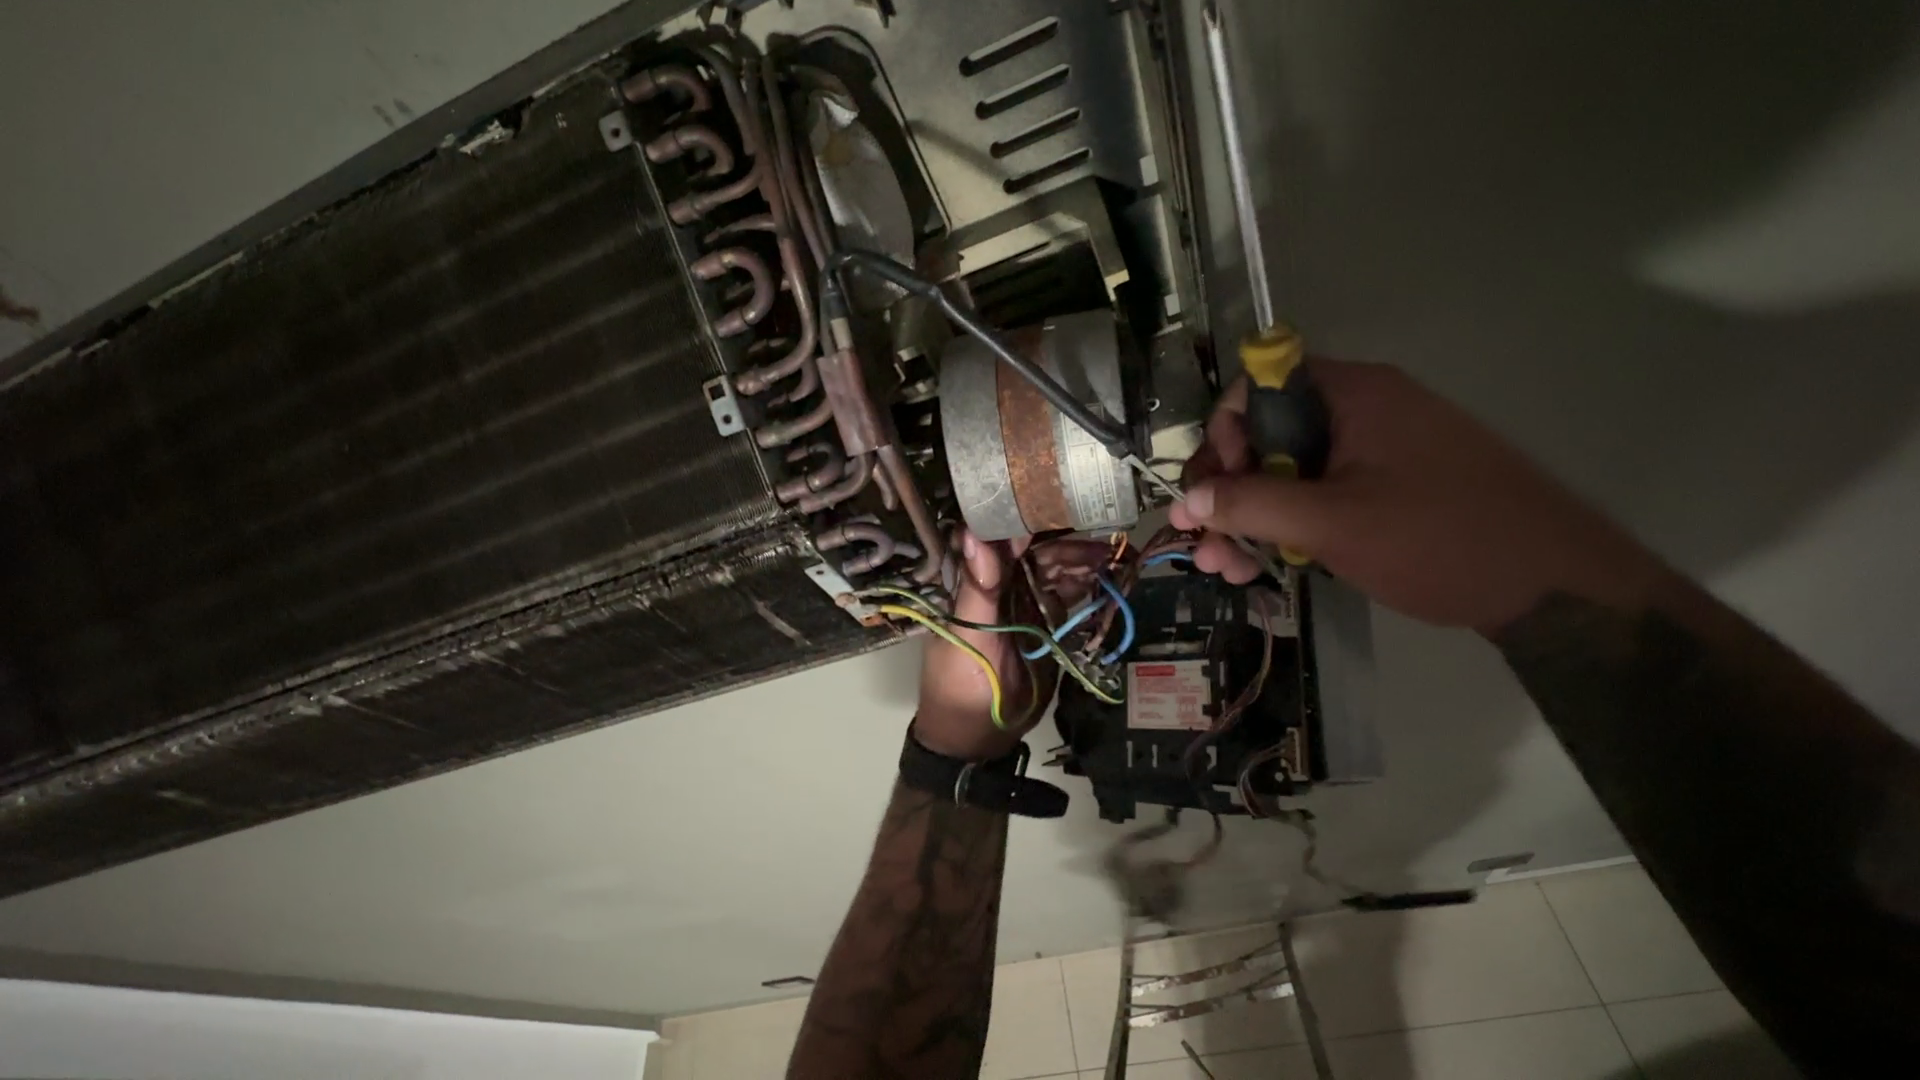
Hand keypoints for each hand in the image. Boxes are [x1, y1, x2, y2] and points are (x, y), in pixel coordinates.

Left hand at [912, 531, 1105, 761]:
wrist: (977, 739)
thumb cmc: (960, 683)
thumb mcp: (968, 635)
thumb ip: (977, 588)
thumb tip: (974, 532)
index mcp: (977, 583)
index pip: (1002, 541)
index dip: (1029, 521)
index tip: (1061, 505)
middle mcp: (1003, 588)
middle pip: (1038, 555)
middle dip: (1069, 545)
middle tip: (1105, 542)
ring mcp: (1027, 607)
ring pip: (1058, 575)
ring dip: (1084, 566)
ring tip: (1115, 559)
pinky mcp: (1048, 629)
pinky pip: (1070, 601)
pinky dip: (1089, 590)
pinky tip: (1111, 581)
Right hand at [1169, 361, 1667, 634]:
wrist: (1554, 587)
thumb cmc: (1438, 539)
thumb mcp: (1331, 522)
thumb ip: (1252, 503)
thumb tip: (1187, 499)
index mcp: (1354, 394)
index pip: (1260, 387)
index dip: (1224, 433)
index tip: (1211, 487)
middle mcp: (1364, 410)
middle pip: (1269, 435)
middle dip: (1228, 490)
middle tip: (1201, 543)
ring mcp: (1380, 450)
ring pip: (1291, 473)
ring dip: (1252, 517)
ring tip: (1224, 568)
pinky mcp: (1392, 487)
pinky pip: (1322, 493)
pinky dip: (1290, 525)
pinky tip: (1263, 566)